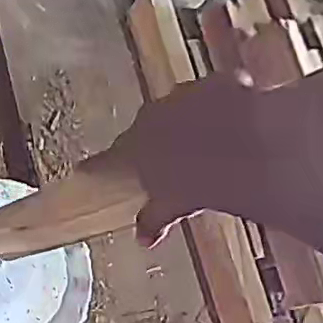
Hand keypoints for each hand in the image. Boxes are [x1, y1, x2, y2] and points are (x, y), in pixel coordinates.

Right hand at [111, 72, 322, 245]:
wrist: (239, 146)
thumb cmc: (192, 181)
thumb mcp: (171, 207)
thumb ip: (155, 218)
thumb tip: (144, 238)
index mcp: (130, 151)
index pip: (103, 163)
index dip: (94, 168)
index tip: (82, 169)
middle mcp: (148, 119)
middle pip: (141, 130)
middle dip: (150, 140)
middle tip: (162, 154)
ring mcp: (181, 97)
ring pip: (176, 108)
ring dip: (184, 118)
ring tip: (204, 135)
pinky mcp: (215, 83)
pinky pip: (214, 92)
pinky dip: (221, 101)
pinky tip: (235, 114)